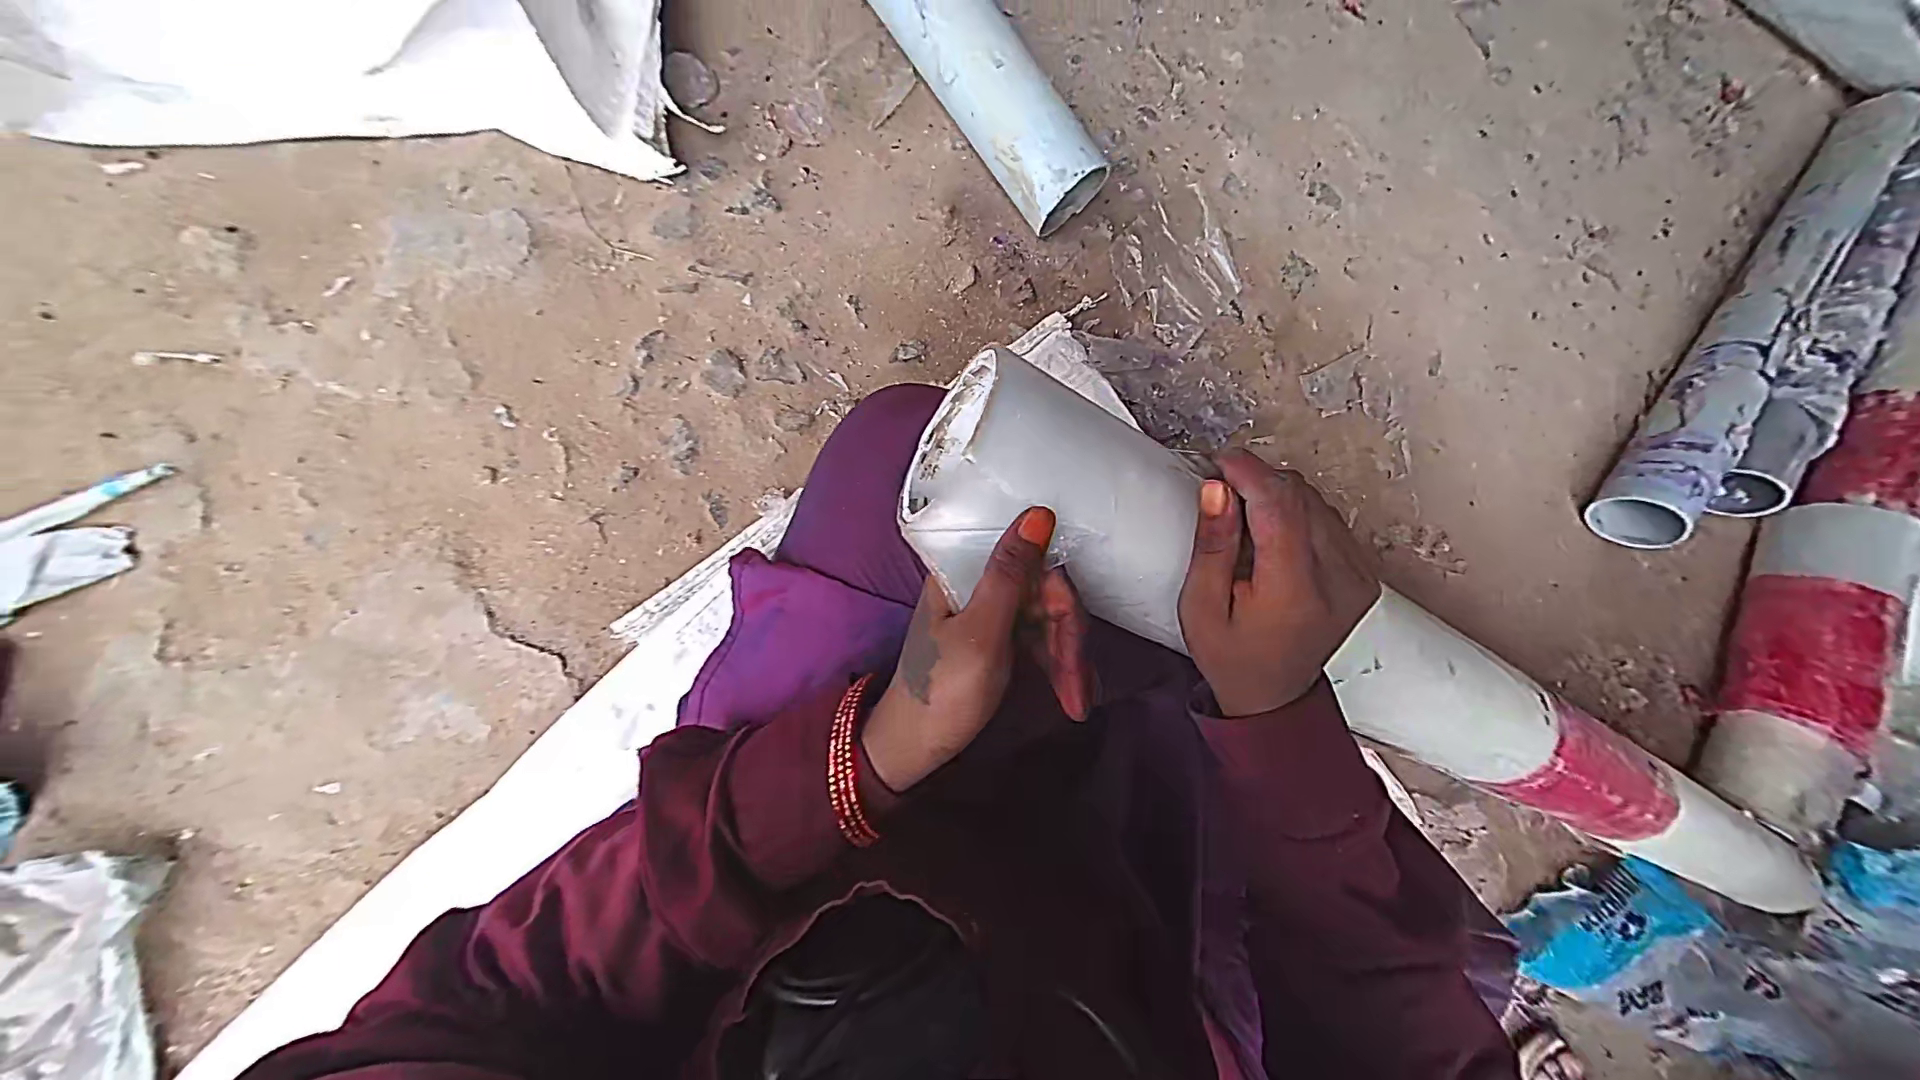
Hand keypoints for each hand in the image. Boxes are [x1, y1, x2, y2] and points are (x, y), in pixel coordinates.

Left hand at [862, 506, 1092, 791]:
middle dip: (1068, 642)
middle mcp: (980, 587)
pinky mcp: (1001, 639)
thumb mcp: (981, 633)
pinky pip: (1042, 641)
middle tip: (1079, 690)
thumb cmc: (942, 691)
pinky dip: (1059, 668)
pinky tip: (1072, 696)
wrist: (914, 749)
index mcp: (964, 574)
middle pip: (1047, 595)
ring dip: (1069, 662)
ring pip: (1050, 621)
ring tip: (1076, 702)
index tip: (1071, 640)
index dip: (1060, 601)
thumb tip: (1038, 513)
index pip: (1032, 564)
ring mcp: (992, 614)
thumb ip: (1009, 574)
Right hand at [1178, 450, 1380, 717]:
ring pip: (1316, 502)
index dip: (1247, 472)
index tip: (1220, 462)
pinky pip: (1328, 519)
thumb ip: (1212, 544)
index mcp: (1294, 590)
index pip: (1279, 505)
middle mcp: (1337, 580)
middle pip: (1300, 496)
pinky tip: (1268, 534)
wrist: (1273, 695)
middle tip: (1221, 491)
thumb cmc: (1231, 656)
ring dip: (1276, 495)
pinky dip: (1295, 512)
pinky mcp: (1361, 573)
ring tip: (1241, 518)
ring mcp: (1356, 576)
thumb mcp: (1199, 604)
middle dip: (1257, 481)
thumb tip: (1218, 489)